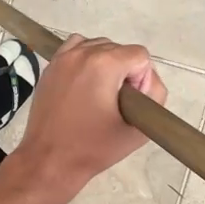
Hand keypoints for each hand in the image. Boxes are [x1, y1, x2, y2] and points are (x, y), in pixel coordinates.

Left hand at [7, 34, 166, 201]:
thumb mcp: (138, 128)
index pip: (139, 55)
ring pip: (97, 45)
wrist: (50, 158)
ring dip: (106, 63)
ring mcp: (62, 57)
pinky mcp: (50, 66)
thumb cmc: (94, 146)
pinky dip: (85, 59)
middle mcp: (81, 52)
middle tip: (117, 102)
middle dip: (125, 71)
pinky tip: (86, 83)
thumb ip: (154, 95)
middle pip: (118, 48)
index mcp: (103, 64)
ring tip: (102, 92)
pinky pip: (75, 48)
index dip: (142, 79)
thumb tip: (146, 79)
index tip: (131, 102)